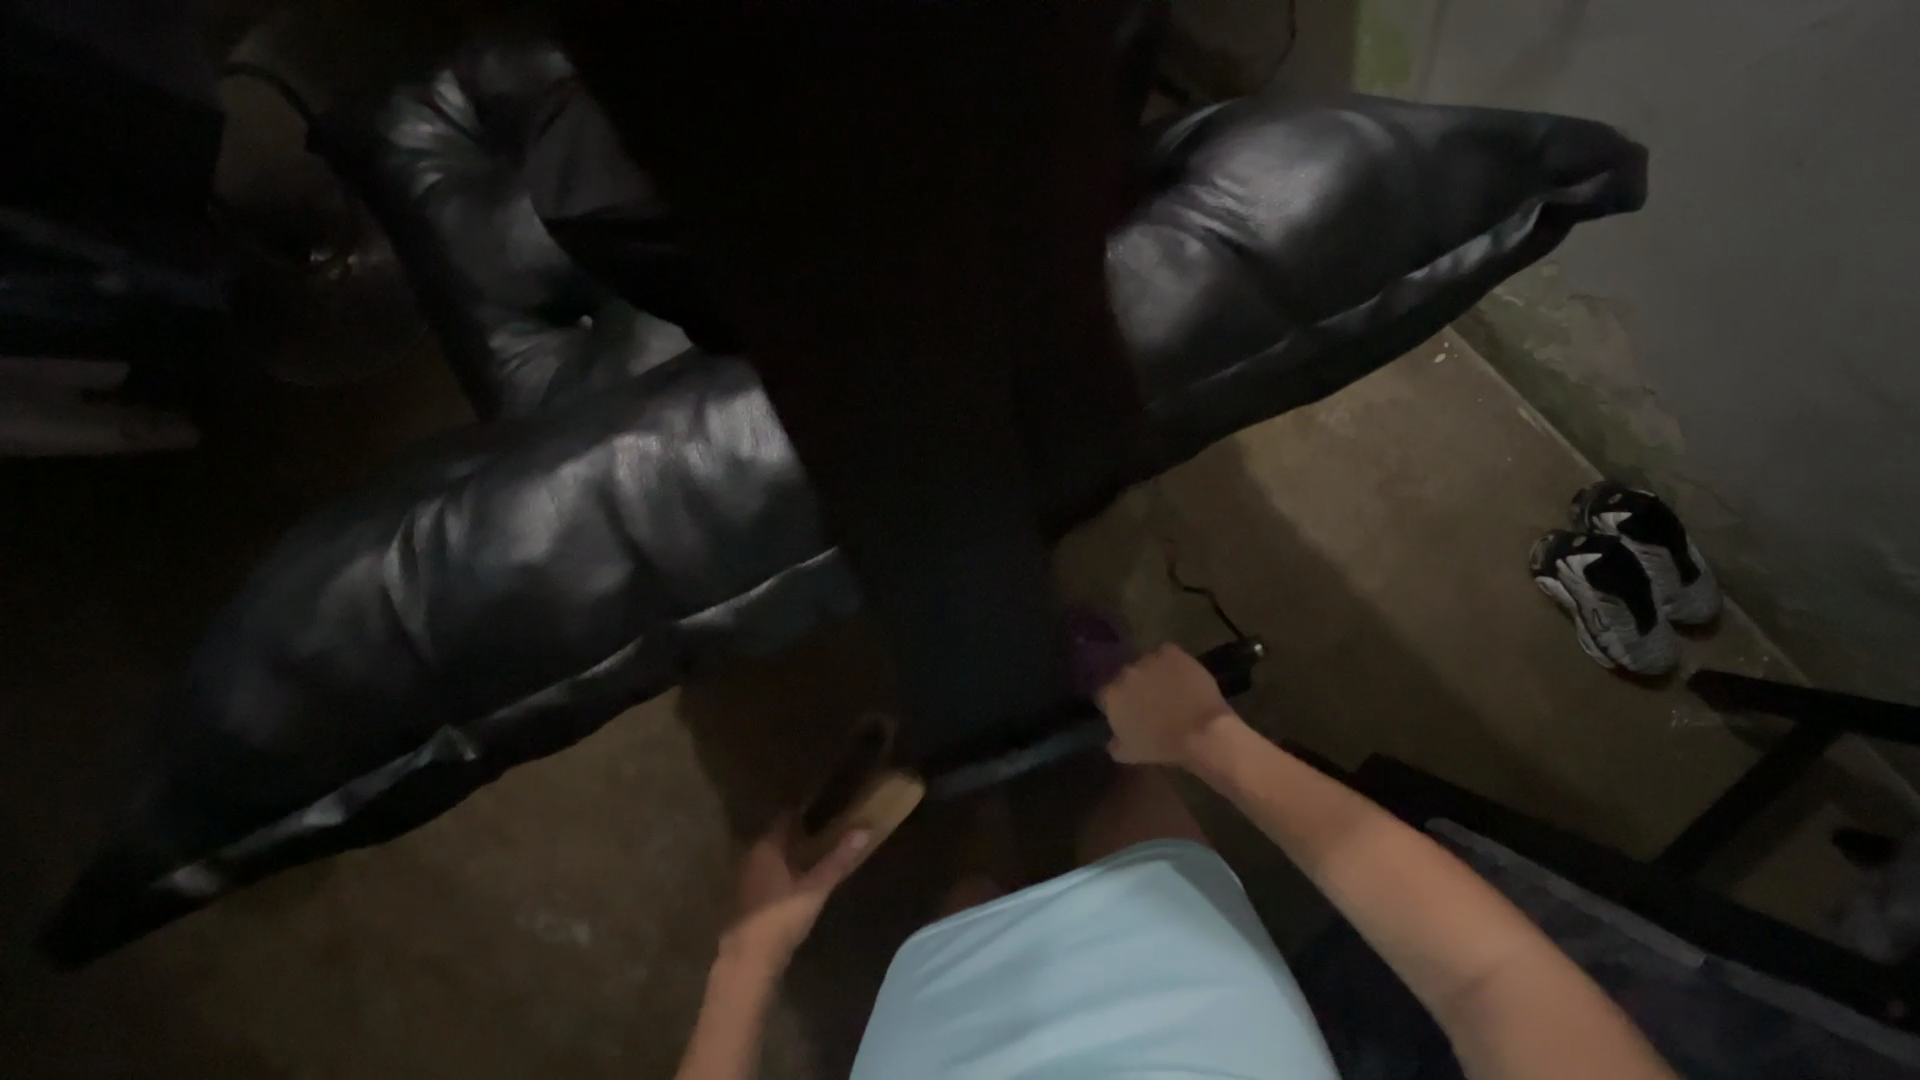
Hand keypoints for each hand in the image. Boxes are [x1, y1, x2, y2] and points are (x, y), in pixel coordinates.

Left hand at [720, 816, 871, 970]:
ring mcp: (746, 877)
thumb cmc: (782, 917)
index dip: (803, 809)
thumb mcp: (816, 888)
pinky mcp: (747, 896)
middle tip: (824, 824)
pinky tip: (798, 875)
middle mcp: (752, 855)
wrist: (749, 959)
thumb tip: (864, 830)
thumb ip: (838, 859)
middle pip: (776, 834)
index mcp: (766, 846)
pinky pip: (766, 870)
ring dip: (789, 849)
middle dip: (798, 829)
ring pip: (770, 853)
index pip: (785, 816)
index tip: (823, 804)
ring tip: (814, 847)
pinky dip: (782, 867)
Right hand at [1096, 644, 1237, 765]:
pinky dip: (1171, 663)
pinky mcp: (1170, 651)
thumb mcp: (1130, 754)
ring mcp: (1147, 659)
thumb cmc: (1162, 746)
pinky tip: (1182, 676)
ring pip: (1145, 663)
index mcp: (1111, 694)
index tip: (1127, 712)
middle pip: (1125, 676)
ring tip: (1169, 688)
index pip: (1104, 694)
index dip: (1116, 703)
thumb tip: (1111, 740)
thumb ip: (1114, 744)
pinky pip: (1166, 654)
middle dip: (1134, 687)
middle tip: (1149, 701)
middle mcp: (1124, 672)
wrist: (1201, 731)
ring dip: (1152, 673)